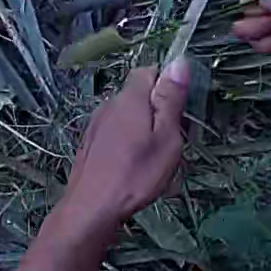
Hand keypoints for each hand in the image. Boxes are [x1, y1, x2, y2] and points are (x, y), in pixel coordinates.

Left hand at [53, 59, 191, 232]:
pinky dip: (128, 141)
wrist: (91, 208)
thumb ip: (171, 99)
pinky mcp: (90, 143)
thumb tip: (179, 61)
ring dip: (144, 128)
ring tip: (154, 157)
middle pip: (139, 94)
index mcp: (129, 98)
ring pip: (128, 115)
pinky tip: (132, 165)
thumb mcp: (166, 137)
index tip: (181, 112)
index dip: (169, 86)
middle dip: (158, 110)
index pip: (151, 70)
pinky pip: (115, 131)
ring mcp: (96, 124)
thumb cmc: (136, 174)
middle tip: (172, 140)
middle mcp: (109, 104)